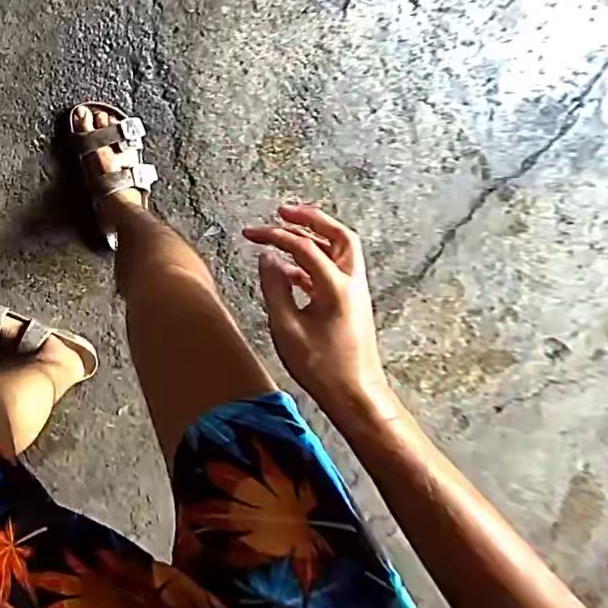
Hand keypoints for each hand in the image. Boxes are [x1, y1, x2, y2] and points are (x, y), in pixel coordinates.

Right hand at [242, 204, 395, 421]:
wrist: (356, 396)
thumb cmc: (321, 366)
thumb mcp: (286, 326)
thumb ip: (274, 287)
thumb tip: (267, 259)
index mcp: (335, 287)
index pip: (303, 246)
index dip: (274, 235)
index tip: (251, 233)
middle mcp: (350, 284)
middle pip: (338, 236)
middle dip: (311, 218)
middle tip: (283, 211)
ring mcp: (354, 293)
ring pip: (340, 250)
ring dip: (314, 235)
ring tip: (285, 230)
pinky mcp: (349, 303)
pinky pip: (333, 268)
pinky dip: (312, 258)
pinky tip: (288, 268)